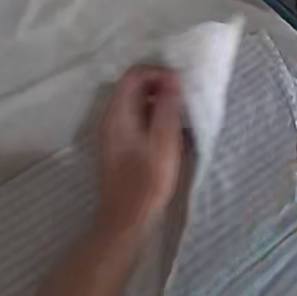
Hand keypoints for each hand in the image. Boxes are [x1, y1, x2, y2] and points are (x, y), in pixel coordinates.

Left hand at [94, 66, 186, 236]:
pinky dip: (155, 120)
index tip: (180, 87)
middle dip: (161, 88)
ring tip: (182, 119)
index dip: (159, 74)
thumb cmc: (147, 182)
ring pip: (138, 104)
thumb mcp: (164, 141)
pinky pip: (138, 120)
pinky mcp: (121, 146)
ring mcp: (114, 132)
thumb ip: (167, 107)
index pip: (135, 74)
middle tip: (184, 101)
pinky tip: (172, 136)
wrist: (126, 221)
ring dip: (160, 105)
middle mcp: (112, 118)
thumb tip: (172, 80)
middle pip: (135, 87)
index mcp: (118, 113)